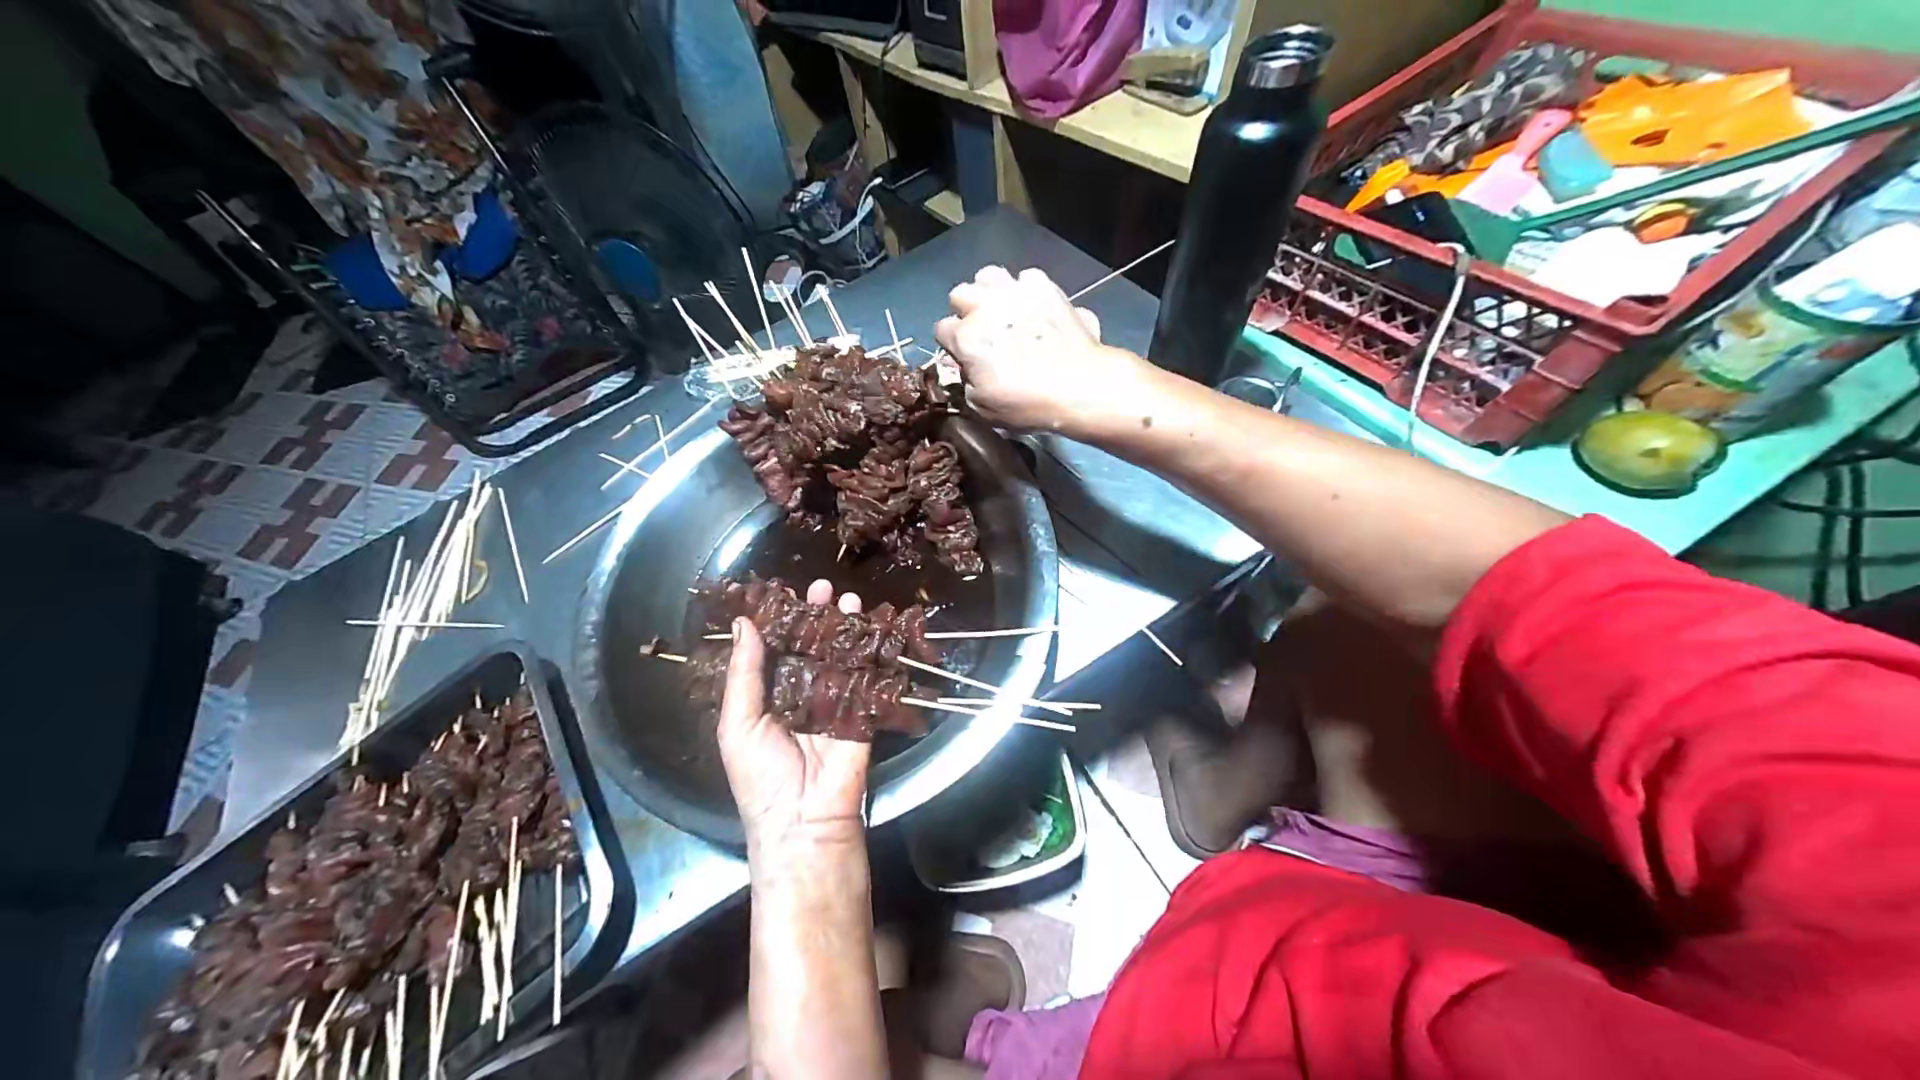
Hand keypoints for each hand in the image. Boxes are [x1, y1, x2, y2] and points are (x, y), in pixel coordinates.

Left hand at [716, 579, 870, 858]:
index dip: (784, 619)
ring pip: (842, 655)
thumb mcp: (738, 722)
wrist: (802, 822)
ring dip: (847, 627)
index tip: (789, 591)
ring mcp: (836, 701)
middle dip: (819, 615)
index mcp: (770, 695)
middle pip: (814, 645)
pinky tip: (875, 629)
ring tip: (850, 599)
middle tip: (824, 588)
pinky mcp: (863, 711)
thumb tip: (744, 623)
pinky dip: (873, 653)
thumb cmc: (760, 777)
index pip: (778, 648)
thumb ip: (744, 672)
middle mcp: (804, 692)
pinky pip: (868, 678)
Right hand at [933, 265, 1147, 433]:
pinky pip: (1028, 278)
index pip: (942, 330)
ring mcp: (1016, 292)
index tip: (965, 357)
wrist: (1081, 387)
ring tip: (1003, 312)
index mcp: (966, 337)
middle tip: (983, 332)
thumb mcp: (984, 408)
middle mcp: (985, 306)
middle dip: (966, 311)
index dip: (952, 345)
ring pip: (989, 276)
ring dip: (991, 292)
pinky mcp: (1046, 287)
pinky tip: (1034, 309)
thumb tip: (966, 369)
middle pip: (960, 294)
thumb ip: (966, 383)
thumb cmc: (1030, 404)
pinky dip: (1028, 290)